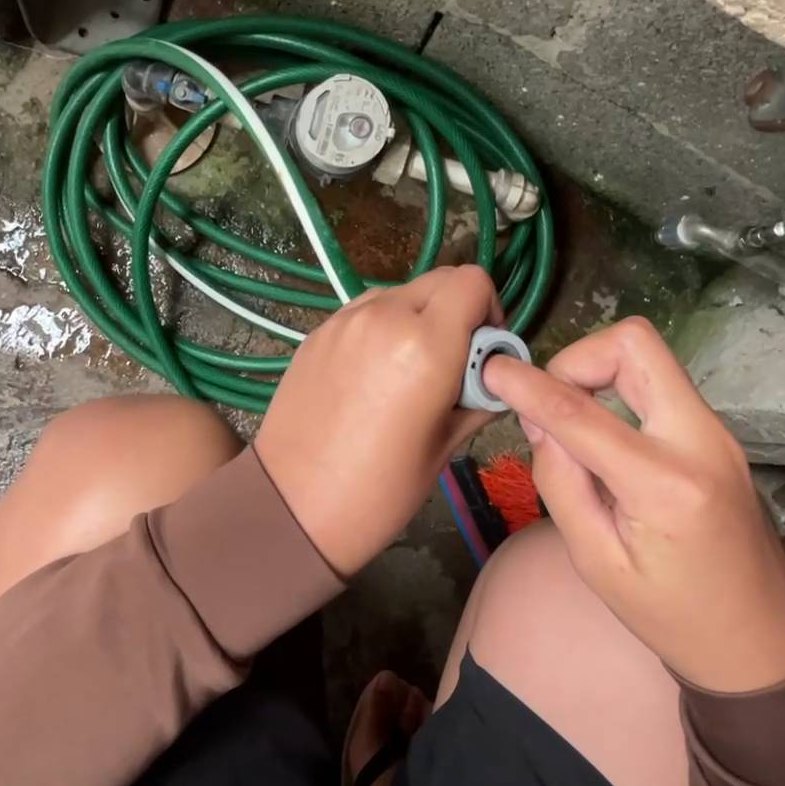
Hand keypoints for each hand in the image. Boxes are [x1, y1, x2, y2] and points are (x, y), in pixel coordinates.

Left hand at [256, 266, 502, 576]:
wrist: (291, 506)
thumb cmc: (378, 490)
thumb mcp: (446, 447)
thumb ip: (478, 396)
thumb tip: (492, 375)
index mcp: (425, 344)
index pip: (473, 282)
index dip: (489, 310)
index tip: (483, 351)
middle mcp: (383, 317)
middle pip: (439, 279)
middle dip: (457, 311)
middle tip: (453, 362)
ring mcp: (344, 320)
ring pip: (400, 292)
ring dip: (418, 317)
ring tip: (408, 370)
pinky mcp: (317, 332)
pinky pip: (365, 311)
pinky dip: (382, 327)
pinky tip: (373, 375)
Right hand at [480, 317, 784, 692]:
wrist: (762, 640)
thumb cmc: (672, 616)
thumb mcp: (596, 562)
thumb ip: (560, 482)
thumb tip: (539, 421)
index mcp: (666, 486)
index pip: (581, 414)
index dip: (528, 386)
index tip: (492, 371)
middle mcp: (700, 441)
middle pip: (634, 344)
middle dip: (576, 358)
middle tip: (549, 403)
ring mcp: (715, 432)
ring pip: (647, 355)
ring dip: (596, 371)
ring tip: (571, 423)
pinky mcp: (715, 433)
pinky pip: (657, 382)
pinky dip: (615, 388)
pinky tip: (599, 435)